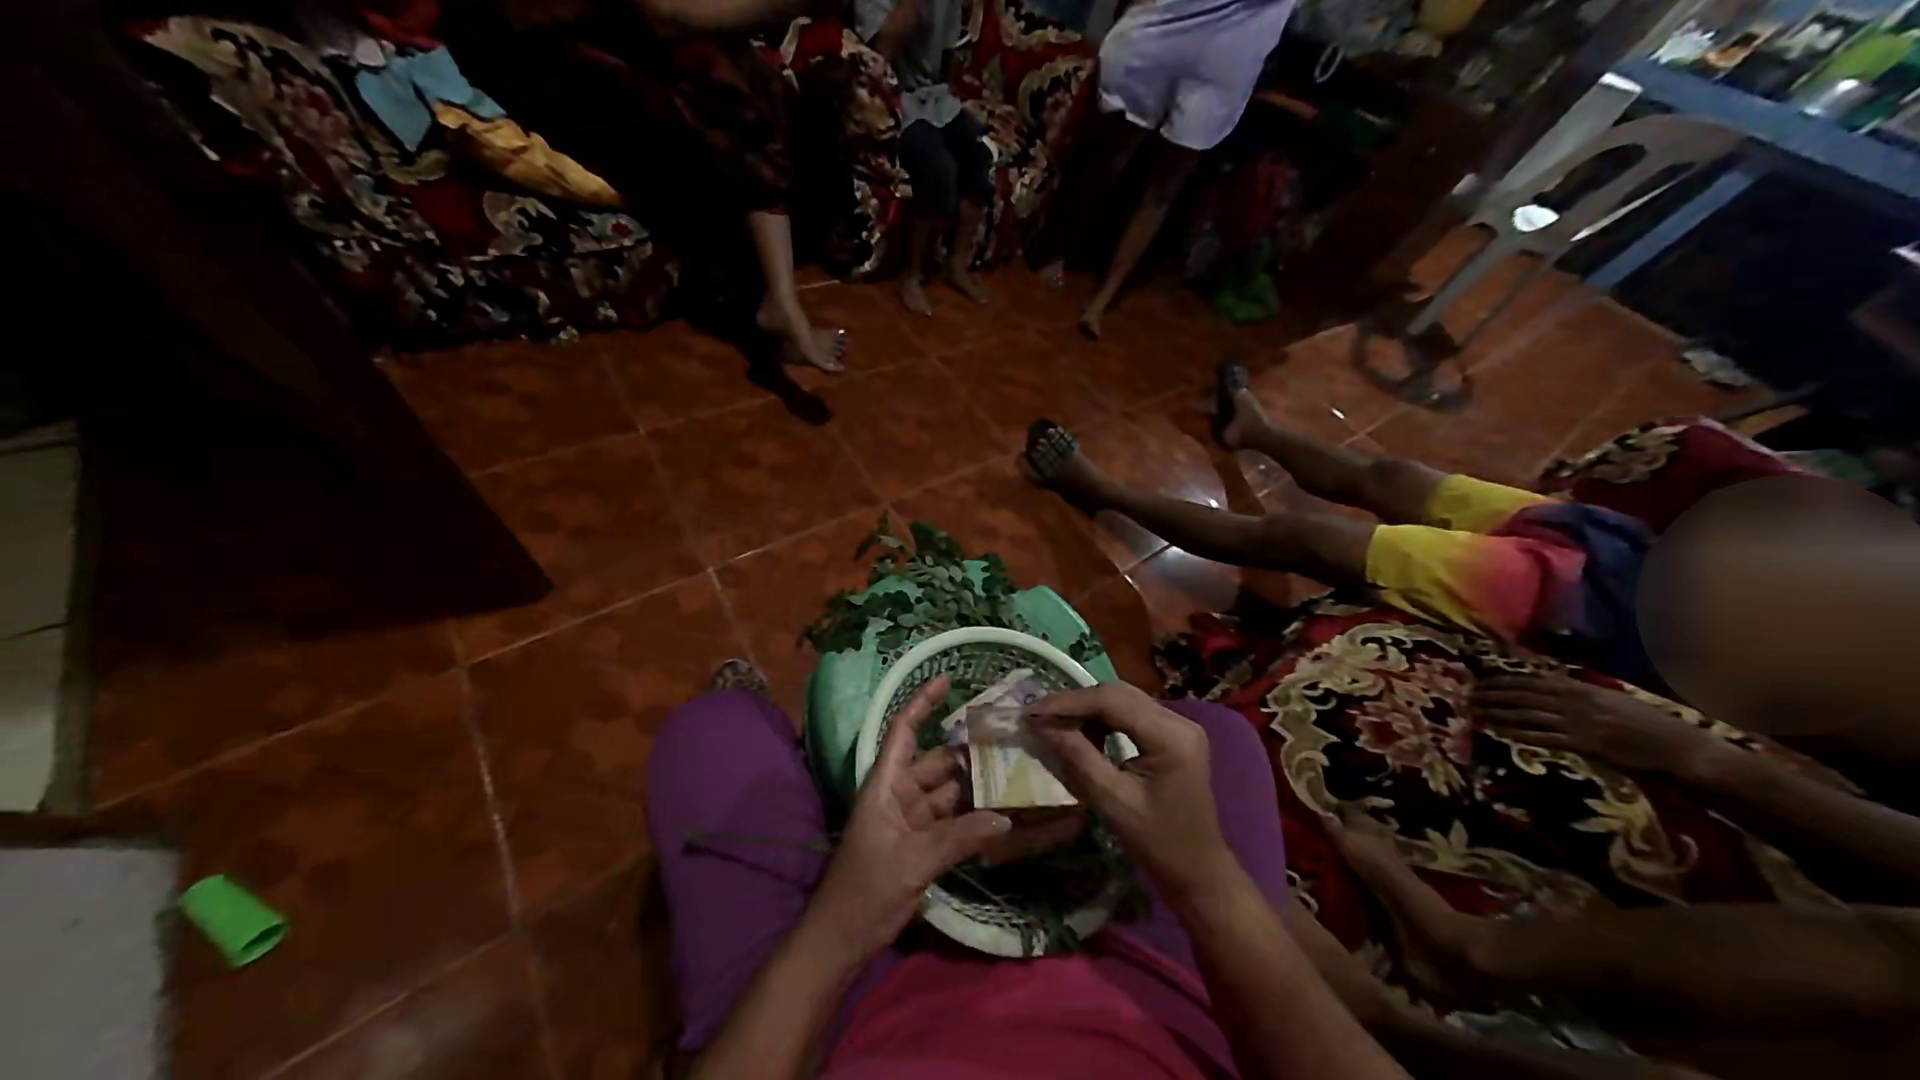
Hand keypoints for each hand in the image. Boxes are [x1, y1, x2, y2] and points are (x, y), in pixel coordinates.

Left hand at [804, 676, 1010, 961]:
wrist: (841, 941)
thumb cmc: (865, 890)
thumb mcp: (912, 861)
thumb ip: (959, 837)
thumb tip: (1005, 817)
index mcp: (885, 785)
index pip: (904, 732)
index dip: (922, 703)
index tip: (948, 680)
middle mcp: (898, 795)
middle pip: (937, 763)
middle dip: (969, 752)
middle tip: (1010, 741)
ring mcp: (910, 821)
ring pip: (948, 793)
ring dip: (976, 786)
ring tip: (1015, 773)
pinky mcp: (920, 846)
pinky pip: (952, 822)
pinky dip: (974, 818)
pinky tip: (1003, 814)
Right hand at [1029, 682, 1232, 897]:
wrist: (1197, 868)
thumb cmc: (1156, 841)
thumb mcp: (1110, 800)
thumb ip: (1077, 756)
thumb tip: (1041, 724)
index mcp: (1171, 737)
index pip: (1111, 701)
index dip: (1069, 702)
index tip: (1033, 711)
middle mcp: (1179, 720)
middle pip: (1118, 694)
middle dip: (1076, 703)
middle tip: (1040, 717)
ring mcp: (1179, 724)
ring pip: (1123, 698)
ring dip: (1088, 709)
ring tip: (1056, 725)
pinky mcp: (1173, 732)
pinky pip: (1132, 712)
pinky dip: (1104, 718)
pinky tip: (1084, 732)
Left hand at [1472, 674, 1726, 775]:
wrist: (1681, 749)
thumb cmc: (1648, 724)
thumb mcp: (1610, 698)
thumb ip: (1579, 691)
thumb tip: (1549, 684)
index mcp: (1581, 688)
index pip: (1531, 680)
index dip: (1503, 680)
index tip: (1481, 681)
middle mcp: (1575, 702)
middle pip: (1522, 696)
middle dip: (1492, 695)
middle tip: (1468, 696)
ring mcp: (1579, 724)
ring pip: (1526, 715)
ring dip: (1497, 713)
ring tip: (1474, 712)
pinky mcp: (1585, 745)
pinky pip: (1544, 738)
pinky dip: (1519, 734)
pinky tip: (1499, 732)